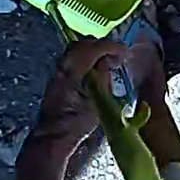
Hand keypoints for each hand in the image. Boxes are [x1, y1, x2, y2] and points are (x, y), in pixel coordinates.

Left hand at [27, 38, 126, 158]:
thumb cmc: (77, 122)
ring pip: (77, 49)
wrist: (54, 136)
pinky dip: (86, 57)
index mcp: (73, 70)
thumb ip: (103, 77)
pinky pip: (73, 57)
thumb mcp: (98, 102)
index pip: (95, 48)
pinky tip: (95, 69)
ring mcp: (58, 69)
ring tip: (107, 62)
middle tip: (117, 56)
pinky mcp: (57, 76)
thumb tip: (106, 62)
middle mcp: (63, 64)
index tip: (125, 52)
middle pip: (85, 44)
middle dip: (103, 46)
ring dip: (94, 51)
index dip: (112, 47)